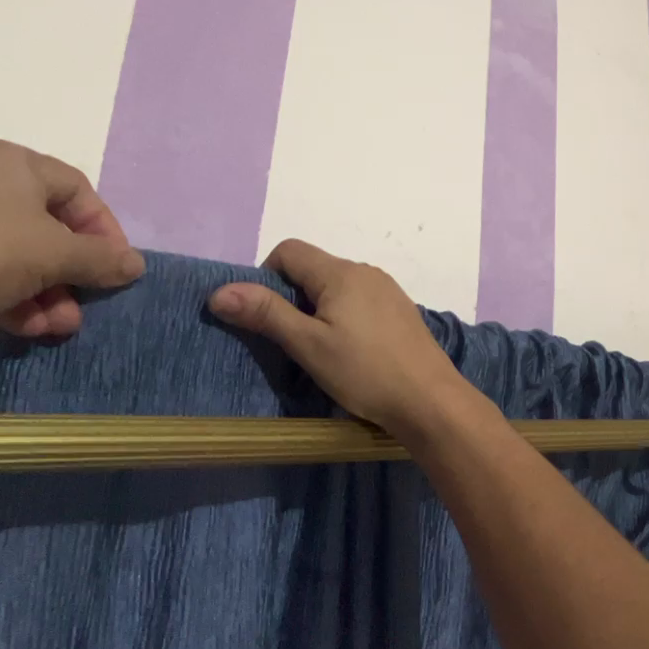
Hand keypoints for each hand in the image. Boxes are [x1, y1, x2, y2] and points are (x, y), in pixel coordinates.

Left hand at [0, 139, 144, 356]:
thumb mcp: (51, 255)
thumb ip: (99, 259)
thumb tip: (135, 264)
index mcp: (12, 162)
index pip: (80, 191)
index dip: (105, 232)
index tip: (116, 272)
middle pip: (47, 225)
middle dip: (70, 272)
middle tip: (82, 308)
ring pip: (14, 252)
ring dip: (43, 292)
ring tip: (53, 328)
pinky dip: (6, 294)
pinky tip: (20, 327)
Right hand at [206, 239, 486, 437]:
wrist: (429, 399)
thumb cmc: (365, 371)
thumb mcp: (308, 345)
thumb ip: (266, 314)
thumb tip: (219, 290)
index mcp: (341, 272)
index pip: (289, 250)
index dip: (265, 276)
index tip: (264, 316)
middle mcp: (366, 271)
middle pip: (313, 268)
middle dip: (291, 297)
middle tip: (289, 341)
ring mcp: (387, 290)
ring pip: (337, 287)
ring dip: (317, 310)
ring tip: (318, 351)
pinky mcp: (400, 311)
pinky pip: (359, 302)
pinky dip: (342, 318)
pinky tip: (349, 353)